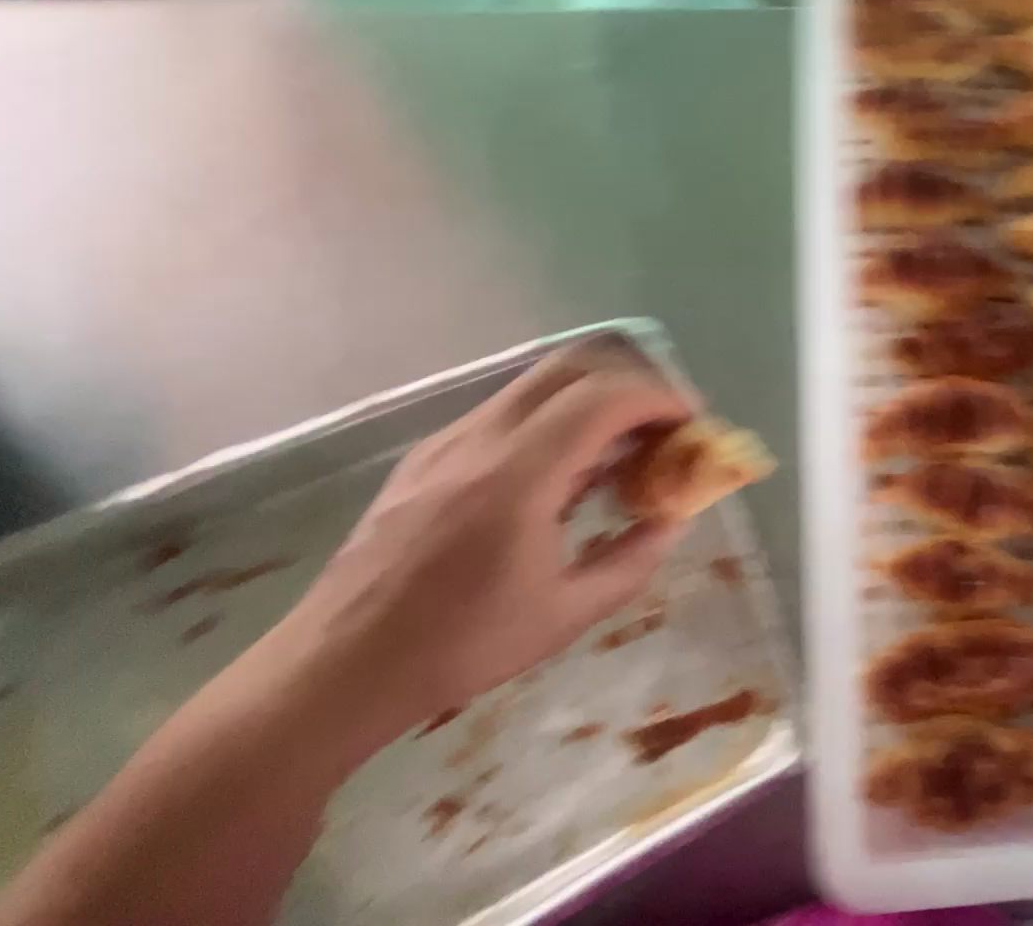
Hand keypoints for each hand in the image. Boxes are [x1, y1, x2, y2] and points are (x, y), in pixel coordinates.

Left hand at [254, 346, 693, 749]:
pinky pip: (507, 412)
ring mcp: (447, 441)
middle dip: (631, 383)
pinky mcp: (427, 456)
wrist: (340, 667)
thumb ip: (632, 559)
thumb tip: (674, 519)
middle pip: (571, 367)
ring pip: (536, 383)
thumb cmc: (461, 647)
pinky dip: (554, 419)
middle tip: (664, 423)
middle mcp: (480, 438)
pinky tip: (564, 474)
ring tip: (623, 450)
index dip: (659, 398)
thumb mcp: (567, 614)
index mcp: (518, 476)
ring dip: (592, 399)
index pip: (603, 398)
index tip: (692, 423)